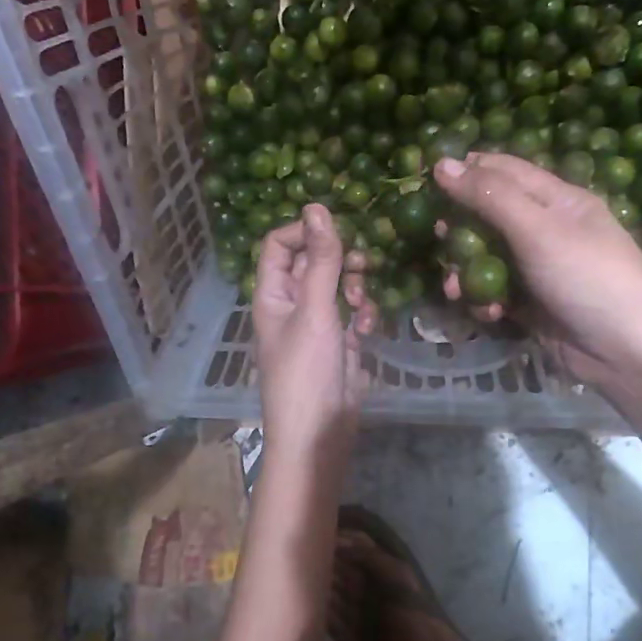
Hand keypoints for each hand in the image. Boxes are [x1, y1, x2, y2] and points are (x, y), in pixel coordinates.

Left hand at [253, 204, 374, 448]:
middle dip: (339, 261)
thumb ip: (321, 260)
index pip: (279, 244)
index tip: (338, 234)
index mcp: (271, 293)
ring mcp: (316, 324)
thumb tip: (318, 206)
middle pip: (314, 261)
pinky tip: (369, 327)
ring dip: (355, 288)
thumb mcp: (315, 311)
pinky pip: (352, 312)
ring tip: (361, 306)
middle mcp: (291, 304)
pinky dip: (363, 314)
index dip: (306, 232)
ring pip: (337, 285)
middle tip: (360, 268)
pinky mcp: (339, 342)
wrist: (319, 434)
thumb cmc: (306, 371)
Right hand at [432, 153, 641, 386]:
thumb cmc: (588, 277)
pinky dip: (486, 301)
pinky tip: (487, 313)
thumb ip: (489, 196)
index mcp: (559, 199)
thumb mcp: (538, 229)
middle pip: (490, 215)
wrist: (628, 353)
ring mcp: (539, 269)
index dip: (468, 171)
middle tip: (440, 238)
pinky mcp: (533, 305)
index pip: (505, 171)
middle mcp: (547, 229)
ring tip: (455, 288)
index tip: (428, 181)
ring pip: (487, 258)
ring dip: (467, 272)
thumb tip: (441, 163)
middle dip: (461, 229)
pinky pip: (496, 293)